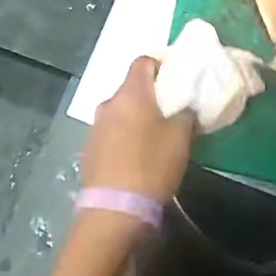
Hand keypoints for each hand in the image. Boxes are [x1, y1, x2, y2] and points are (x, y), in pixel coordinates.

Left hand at [82, 57, 194, 201]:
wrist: (114, 214)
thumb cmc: (151, 166)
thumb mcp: (181, 137)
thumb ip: (185, 113)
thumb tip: (185, 108)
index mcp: (130, 94)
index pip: (143, 62)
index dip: (161, 65)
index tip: (178, 78)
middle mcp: (108, 105)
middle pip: (131, 88)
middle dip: (151, 95)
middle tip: (172, 109)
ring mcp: (95, 130)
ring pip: (121, 112)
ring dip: (137, 117)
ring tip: (156, 135)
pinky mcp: (89, 153)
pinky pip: (112, 133)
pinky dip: (125, 136)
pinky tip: (138, 155)